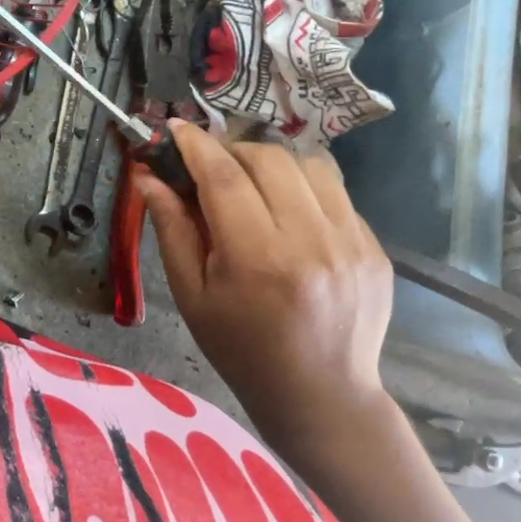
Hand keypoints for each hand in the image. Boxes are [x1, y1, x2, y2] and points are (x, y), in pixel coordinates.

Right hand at [135, 121, 394, 447]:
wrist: (321, 393)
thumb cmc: (238, 346)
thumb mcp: (190, 292)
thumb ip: (171, 228)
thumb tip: (146, 176)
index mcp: (259, 259)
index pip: (225, 179)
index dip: (196, 146)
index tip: (174, 128)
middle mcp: (312, 243)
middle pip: (270, 160)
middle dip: (231, 149)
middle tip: (206, 162)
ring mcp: (353, 243)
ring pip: (310, 165)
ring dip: (269, 161)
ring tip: (246, 180)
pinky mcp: (374, 248)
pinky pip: (335, 192)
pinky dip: (300, 186)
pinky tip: (281, 210)